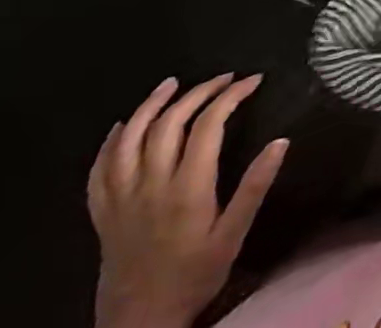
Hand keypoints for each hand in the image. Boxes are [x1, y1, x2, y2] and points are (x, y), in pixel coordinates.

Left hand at [86, 74, 288, 327]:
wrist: (138, 323)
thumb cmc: (194, 276)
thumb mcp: (234, 235)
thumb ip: (254, 186)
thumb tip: (281, 141)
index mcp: (187, 188)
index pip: (208, 126)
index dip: (230, 97)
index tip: (253, 81)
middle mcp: (150, 185)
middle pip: (169, 123)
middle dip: (199, 93)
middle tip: (224, 78)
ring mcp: (120, 198)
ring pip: (129, 138)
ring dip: (150, 106)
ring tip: (172, 84)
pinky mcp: (102, 213)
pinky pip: (99, 169)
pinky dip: (111, 141)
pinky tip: (122, 125)